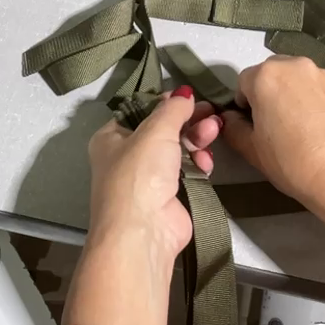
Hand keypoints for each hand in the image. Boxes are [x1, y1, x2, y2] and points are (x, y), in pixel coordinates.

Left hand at [86, 87, 219, 258]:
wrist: (142, 233)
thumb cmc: (140, 174)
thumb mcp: (155, 131)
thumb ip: (172, 108)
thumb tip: (184, 92)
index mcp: (112, 137)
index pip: (142, 111)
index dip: (167, 102)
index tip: (191, 97)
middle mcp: (128, 156)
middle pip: (164, 129)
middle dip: (189, 120)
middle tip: (211, 113)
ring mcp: (150, 178)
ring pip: (179, 148)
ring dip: (197, 139)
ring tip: (212, 132)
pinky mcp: (170, 196)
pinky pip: (188, 170)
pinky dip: (199, 162)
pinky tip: (206, 162)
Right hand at [222, 56, 324, 225]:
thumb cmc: (291, 162)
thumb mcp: (251, 149)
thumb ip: (233, 127)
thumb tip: (231, 118)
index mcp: (267, 76)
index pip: (243, 82)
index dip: (244, 104)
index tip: (252, 125)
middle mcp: (296, 66)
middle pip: (272, 73)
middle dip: (268, 92)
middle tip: (274, 123)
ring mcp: (324, 75)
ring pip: (298, 78)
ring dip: (293, 93)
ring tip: (299, 125)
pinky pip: (320, 89)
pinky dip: (315, 100)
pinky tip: (320, 127)